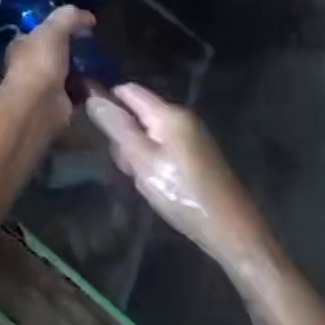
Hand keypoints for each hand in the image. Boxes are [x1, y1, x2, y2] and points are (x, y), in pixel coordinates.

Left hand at [1, 6, 93, 128]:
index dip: (59, 25)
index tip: (82, 23)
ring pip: (69, 71)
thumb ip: (69, 18)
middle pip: (57, 51)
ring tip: (106, 60)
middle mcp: (31, 63)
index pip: (41, 30)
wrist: (39, 105)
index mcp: (24, 44)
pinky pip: (79, 91)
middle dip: (75, 48)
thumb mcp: (53, 30)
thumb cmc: (40, 62)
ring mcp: (46, 85)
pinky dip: (90, 88)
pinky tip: (105, 80)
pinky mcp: (61, 103)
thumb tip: (88, 16)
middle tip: (97, 43)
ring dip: (85, 68)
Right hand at [85, 84, 270, 265]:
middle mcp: (182, 117)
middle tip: (127, 166)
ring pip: (149, 131)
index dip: (107, 101)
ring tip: (143, 180)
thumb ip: (116, 125)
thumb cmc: (182, 194)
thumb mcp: (141, 160)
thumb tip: (91, 94)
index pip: (127, 90)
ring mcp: (193, 136)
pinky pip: (164, 145)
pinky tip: (158, 184)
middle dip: (124, 134)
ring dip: (137, 151)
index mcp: (169, 113)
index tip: (96, 127)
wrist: (233, 234)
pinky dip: (153, 160)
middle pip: (138, 112)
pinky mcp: (198, 155)